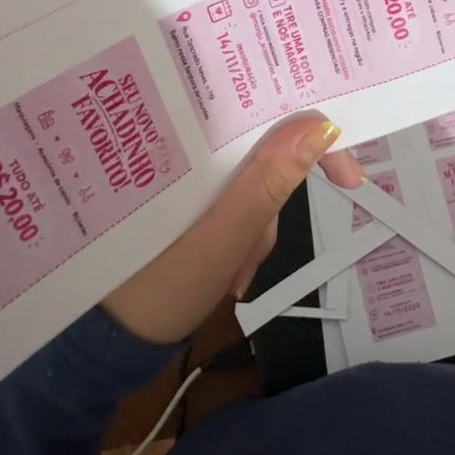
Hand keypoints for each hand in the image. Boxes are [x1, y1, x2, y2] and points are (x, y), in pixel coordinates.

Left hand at [101, 112, 364, 343]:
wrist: (106, 340)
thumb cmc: (158, 287)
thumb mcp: (222, 238)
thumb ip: (269, 183)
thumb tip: (320, 126)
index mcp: (189, 138)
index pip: (262, 113)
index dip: (311, 136)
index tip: (348, 177)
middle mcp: (186, 143)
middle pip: (263, 148)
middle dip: (273, 205)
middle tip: (253, 256)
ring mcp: (185, 169)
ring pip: (251, 178)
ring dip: (257, 225)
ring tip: (233, 271)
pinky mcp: (185, 193)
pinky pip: (233, 197)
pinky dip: (242, 230)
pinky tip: (229, 265)